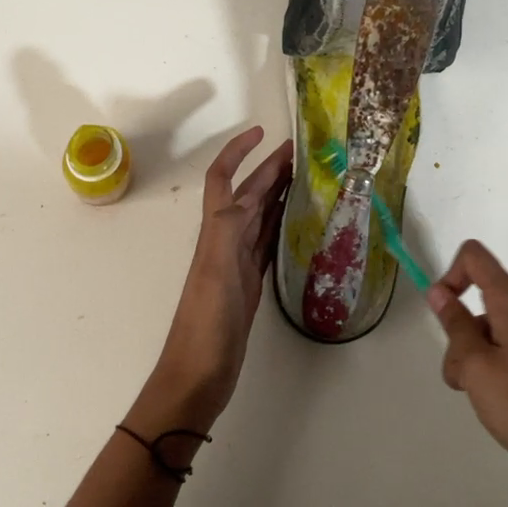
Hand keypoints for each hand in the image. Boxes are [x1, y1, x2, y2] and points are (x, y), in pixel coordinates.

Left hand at [139, 126, 291, 427]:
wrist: (198, 376)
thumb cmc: (205, 324)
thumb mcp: (215, 273)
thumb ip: (227, 231)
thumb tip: (245, 194)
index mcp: (216, 232)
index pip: (223, 179)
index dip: (237, 152)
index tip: (261, 132)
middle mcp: (226, 240)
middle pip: (249, 193)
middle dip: (269, 168)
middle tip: (303, 152)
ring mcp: (238, 262)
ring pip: (261, 216)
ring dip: (279, 193)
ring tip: (308, 178)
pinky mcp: (251, 283)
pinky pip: (269, 244)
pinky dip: (283, 227)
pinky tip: (300, 223)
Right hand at [428, 240, 507, 506]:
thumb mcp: (476, 366)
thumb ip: (455, 325)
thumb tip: (438, 291)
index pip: (474, 256)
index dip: (450, 274)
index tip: (443, 313)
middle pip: (479, 298)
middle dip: (459, 330)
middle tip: (461, 374)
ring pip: (490, 329)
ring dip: (473, 355)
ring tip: (479, 395)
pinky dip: (493, 367)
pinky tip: (499, 402)